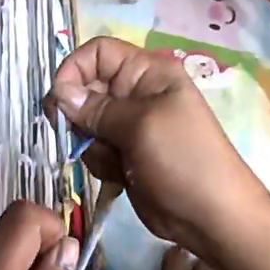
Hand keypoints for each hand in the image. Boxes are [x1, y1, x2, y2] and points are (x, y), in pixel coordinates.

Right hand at [45, 36, 269, 251]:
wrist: (210, 217)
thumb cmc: (184, 161)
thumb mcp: (141, 126)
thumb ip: (97, 108)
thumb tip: (59, 92)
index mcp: (147, 72)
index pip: (97, 52)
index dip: (74, 70)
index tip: (60, 100)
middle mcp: (135, 93)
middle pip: (85, 89)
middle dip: (79, 115)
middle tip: (85, 138)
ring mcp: (129, 126)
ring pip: (84, 124)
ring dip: (91, 145)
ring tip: (117, 161)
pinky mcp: (123, 154)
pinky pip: (94, 149)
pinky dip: (100, 163)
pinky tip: (121, 176)